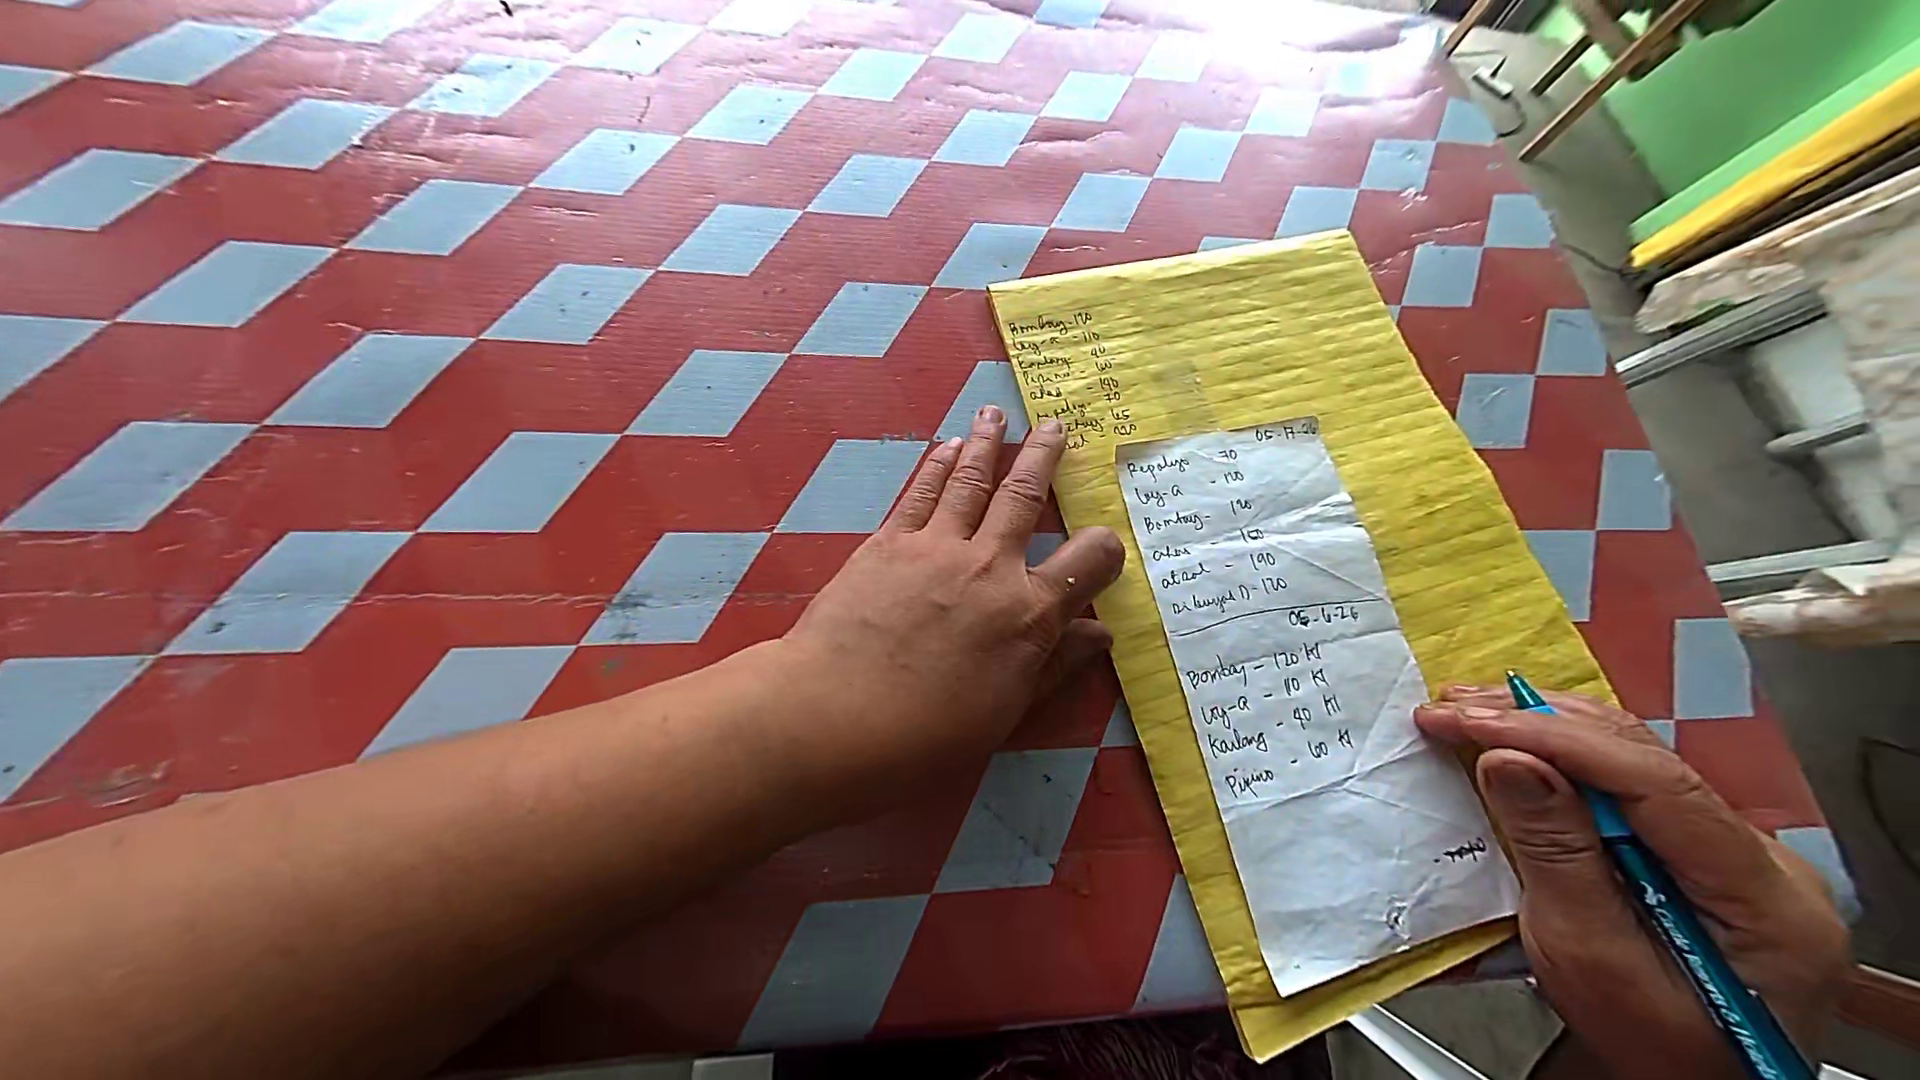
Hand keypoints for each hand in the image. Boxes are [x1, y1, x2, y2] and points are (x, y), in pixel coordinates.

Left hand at [777, 405, 1125, 810]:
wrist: (836, 715)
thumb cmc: (928, 732)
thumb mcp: (1006, 710)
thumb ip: (1056, 666)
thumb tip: (1102, 634)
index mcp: (1028, 614)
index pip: (1088, 562)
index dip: (1104, 549)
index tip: (1103, 545)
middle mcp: (990, 566)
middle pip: (1025, 496)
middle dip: (1044, 457)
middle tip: (1055, 425)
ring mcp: (937, 547)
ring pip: (972, 480)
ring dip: (990, 442)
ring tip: (998, 414)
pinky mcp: (889, 542)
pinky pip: (921, 493)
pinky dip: (938, 465)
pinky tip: (950, 446)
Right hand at [1414, 688, 1849, 1078]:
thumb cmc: (1642, 1037)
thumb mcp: (1588, 953)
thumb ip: (1554, 853)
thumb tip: (1506, 760)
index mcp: (1757, 891)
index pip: (1650, 778)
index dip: (1546, 736)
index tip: (1461, 720)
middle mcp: (1752, 854)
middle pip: (1637, 752)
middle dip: (1532, 718)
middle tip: (1449, 706)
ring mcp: (1720, 845)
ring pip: (1624, 752)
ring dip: (1536, 723)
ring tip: (1465, 709)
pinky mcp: (1680, 844)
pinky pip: (1612, 773)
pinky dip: (1548, 747)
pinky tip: (1508, 735)